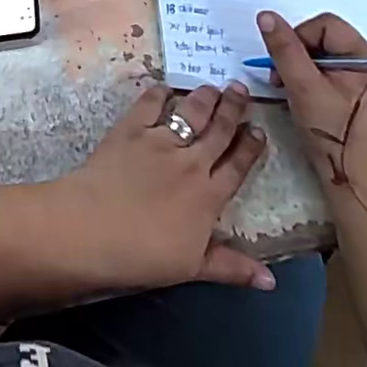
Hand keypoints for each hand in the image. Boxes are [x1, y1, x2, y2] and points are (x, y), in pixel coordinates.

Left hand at [49, 83, 272, 292]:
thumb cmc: (144, 254)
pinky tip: (164, 87)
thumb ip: (232, 266)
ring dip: (204, 98)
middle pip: (218, 131)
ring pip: (190, 114)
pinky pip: (149, 105)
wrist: (95, 227)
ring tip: (213, 86)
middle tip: (241, 88)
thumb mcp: (193, 268)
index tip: (259, 130)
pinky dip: (159, 93)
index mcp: (208, 196)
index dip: (250, 147)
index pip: (237, 167)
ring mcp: (160, 142)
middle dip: (232, 109)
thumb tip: (271, 281)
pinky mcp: (131, 129)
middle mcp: (190, 163)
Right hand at [258, 11, 366, 199]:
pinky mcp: (364, 97)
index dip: (298, 37)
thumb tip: (266, 15)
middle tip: (280, 77)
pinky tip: (301, 95)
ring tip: (287, 87)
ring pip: (326, 56)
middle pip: (326, 39)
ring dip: (301, 66)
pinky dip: (313, 78)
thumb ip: (284, 48)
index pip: (327, 25)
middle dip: (297, 53)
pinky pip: (333, 73)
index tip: (282, 62)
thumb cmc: (333, 133)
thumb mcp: (303, 86)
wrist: (358, 182)